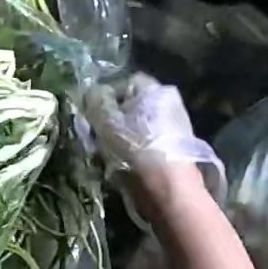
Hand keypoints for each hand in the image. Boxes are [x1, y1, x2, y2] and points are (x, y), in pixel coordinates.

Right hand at [85, 75, 224, 207]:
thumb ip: (96, 101)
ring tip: (108, 153)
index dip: (107, 96)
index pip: (126, 82)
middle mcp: (169, 102)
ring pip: (137, 125)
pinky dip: (133, 148)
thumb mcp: (107, 121)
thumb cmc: (137, 146)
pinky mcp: (174, 147)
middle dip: (113, 119)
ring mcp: (174, 125)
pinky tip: (124, 163)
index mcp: (155, 90)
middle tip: (98, 135)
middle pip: (132, 105)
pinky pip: (146, 141)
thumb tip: (92, 92)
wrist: (168, 185)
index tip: (94, 115)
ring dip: (121, 136)